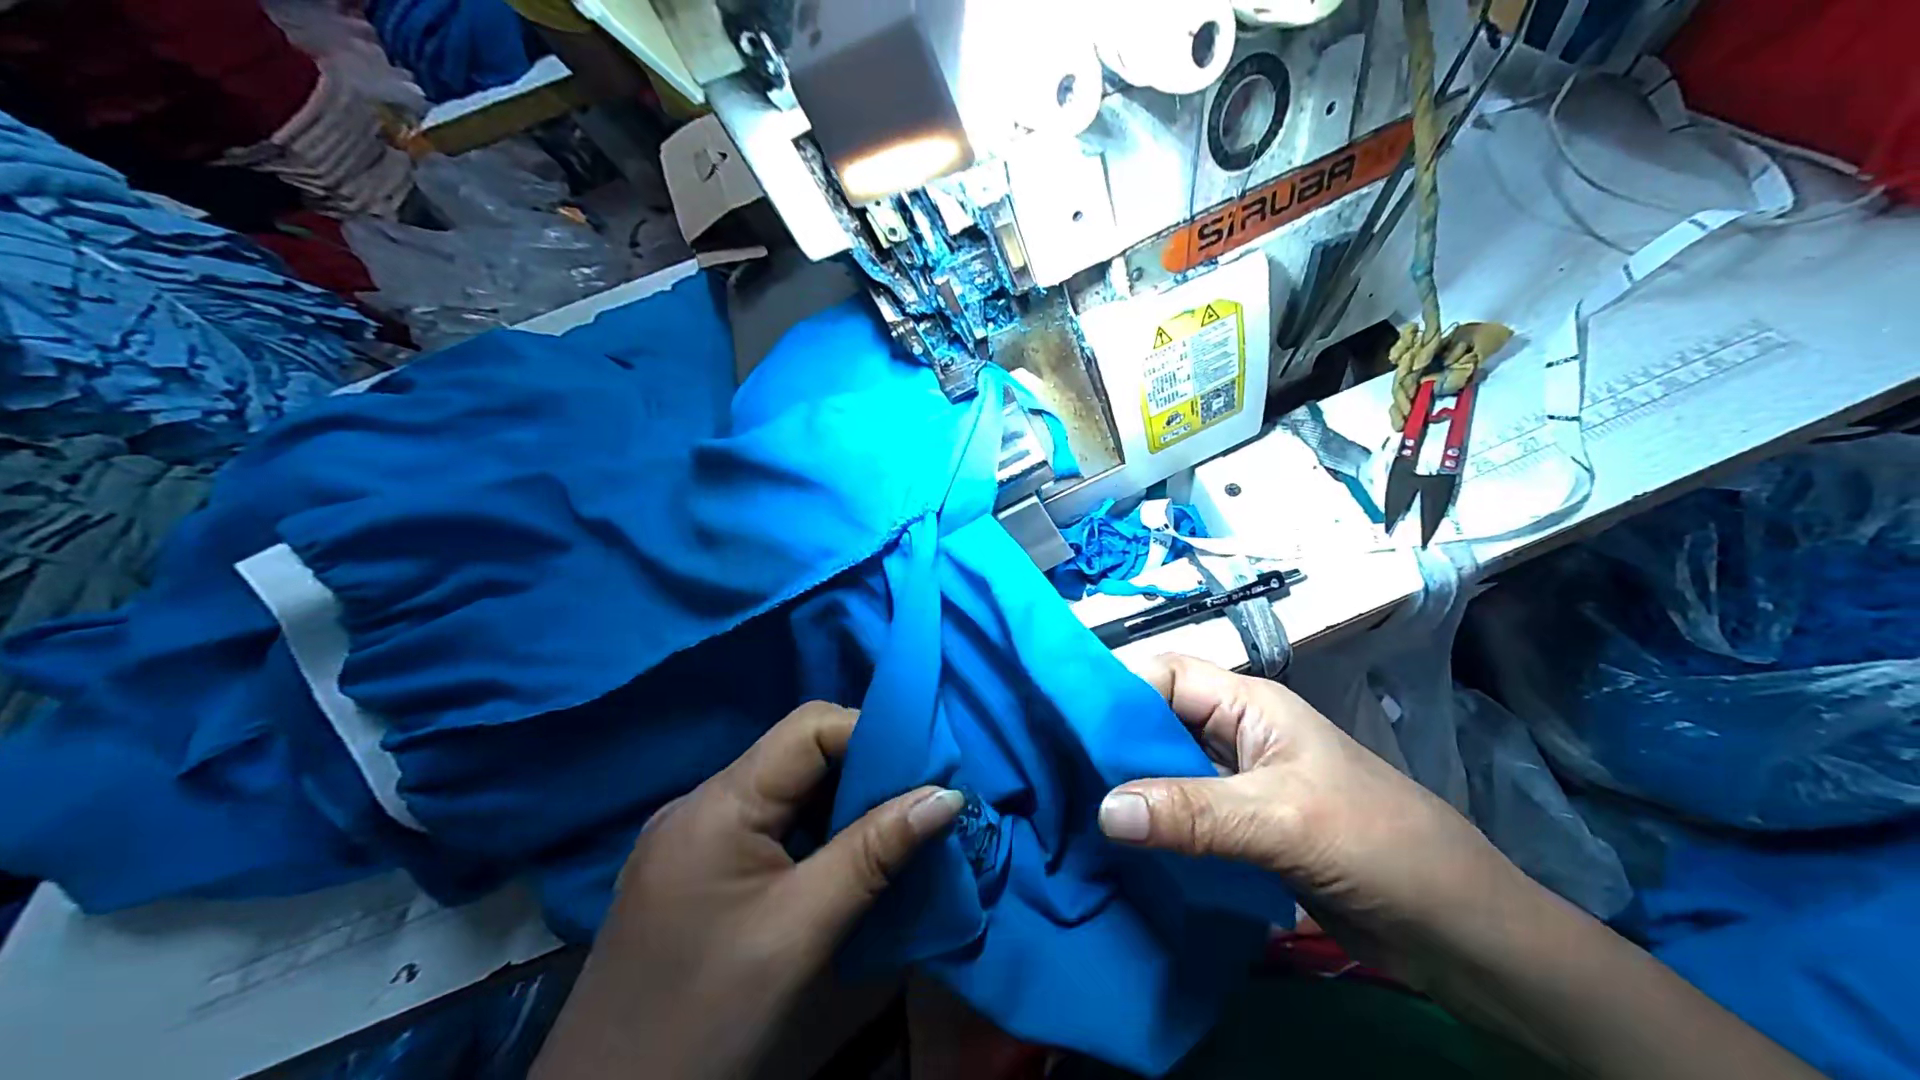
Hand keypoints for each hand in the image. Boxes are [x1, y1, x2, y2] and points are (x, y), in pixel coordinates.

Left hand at [532, 702, 963, 1079]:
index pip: (808, 728)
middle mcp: (702, 805)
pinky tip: (846, 862)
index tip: (929, 769)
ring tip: (897, 831)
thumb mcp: (801, 931)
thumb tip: (948, 795)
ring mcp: (695, 839)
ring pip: (787, 793)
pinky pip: (769, 828)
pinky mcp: (697, 872)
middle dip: (865, 771)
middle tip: (924, 802)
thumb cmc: (707, 1016)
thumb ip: (875, 853)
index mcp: (717, 804)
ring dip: (844, 805)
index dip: (872, 734)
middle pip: (798, 756)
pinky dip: (816, 834)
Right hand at [1096, 654, 1522, 982]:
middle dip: (1108, 743)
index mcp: (1250, 705)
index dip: (1115, 691)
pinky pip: (1179, 814)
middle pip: (1156, 722)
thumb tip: (1103, 810)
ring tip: (1068, 810)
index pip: (1164, 676)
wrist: (1462, 933)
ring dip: (1125, 788)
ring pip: (1164, 771)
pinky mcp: (1239, 829)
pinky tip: (1113, 846)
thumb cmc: (1380, 846)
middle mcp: (1236, 735)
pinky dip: (1148, 824)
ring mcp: (1237, 784)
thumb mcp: (1284, 821)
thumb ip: (1194, 813)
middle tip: (1051, 772)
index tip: (1059, 723)